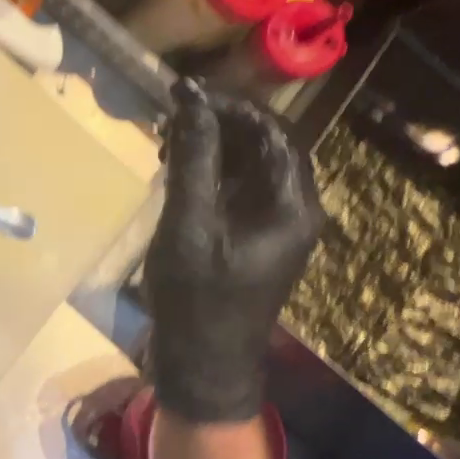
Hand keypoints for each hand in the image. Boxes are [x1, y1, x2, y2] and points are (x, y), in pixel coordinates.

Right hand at [146, 80, 320, 423]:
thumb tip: (190, 98)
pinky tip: (176, 173)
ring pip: (250, 169)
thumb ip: (192, 160)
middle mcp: (293, 211)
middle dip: (220, 125)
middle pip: (265, 147)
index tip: (183, 93)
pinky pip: (238, 193)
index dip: (231, 106)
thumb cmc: (196, 298)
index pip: (272, 133)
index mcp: (292, 206)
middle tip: (170, 115)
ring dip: (212, 148)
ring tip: (166, 140)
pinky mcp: (252, 241)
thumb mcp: (189, 225)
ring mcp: (274, 228)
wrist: (202, 364)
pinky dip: (209, 175)